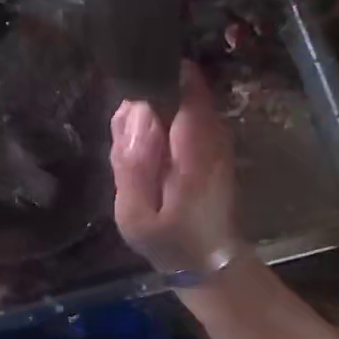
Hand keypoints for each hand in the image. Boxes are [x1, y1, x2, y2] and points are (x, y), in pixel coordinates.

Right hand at [110, 60, 240, 272]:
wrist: (209, 266)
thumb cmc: (169, 243)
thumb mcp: (135, 214)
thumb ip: (132, 163)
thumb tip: (135, 110)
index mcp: (196, 152)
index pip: (188, 91)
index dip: (161, 74)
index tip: (131, 72)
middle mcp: (213, 139)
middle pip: (186, 90)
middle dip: (149, 93)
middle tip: (121, 126)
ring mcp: (217, 142)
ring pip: (185, 103)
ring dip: (153, 109)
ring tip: (128, 140)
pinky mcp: (212, 148)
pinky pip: (187, 119)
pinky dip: (163, 122)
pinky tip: (143, 148)